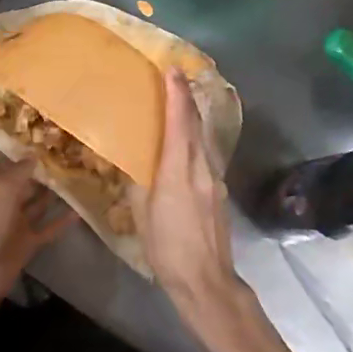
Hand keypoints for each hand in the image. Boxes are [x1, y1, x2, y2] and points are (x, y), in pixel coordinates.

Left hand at [0, 158, 75, 313]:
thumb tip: (35, 155)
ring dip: (55, 194)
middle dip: (44, 172)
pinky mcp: (28, 244)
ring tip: (79, 180)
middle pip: (27, 182)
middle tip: (72, 159)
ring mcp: (17, 223)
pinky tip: (79, 212)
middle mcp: (5, 201)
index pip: (10, 163)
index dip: (26, 153)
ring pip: (39, 204)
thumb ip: (19, 171)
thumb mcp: (1, 189)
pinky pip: (48, 229)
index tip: (49, 142)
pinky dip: (62, 221)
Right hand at [131, 69, 239, 308]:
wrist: (207, 282)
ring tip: (179, 99)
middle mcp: (202, 167)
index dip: (176, 93)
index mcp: (179, 169)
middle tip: (175, 75)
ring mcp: (215, 179)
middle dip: (186, 97)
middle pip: (196, 124)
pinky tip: (187, 138)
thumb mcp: (141, 211)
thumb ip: (139, 180)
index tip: (172, 69)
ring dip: (192, 115)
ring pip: (203, 138)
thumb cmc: (167, 246)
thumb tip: (133, 158)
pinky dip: (195, 136)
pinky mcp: (219, 191)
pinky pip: (206, 152)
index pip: (179, 121)